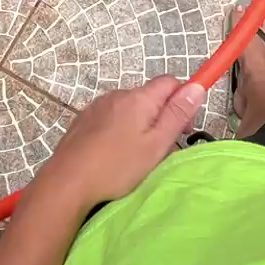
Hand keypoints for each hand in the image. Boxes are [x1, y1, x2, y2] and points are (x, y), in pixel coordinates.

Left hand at [30, 77, 206, 211]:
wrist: (67, 182)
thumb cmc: (117, 166)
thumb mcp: (156, 145)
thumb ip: (177, 115)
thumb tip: (197, 87)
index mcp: (139, 98)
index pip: (171, 82)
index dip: (183, 100)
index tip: (185, 129)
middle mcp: (118, 94)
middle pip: (151, 96)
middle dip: (162, 117)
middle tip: (162, 149)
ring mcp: (98, 106)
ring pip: (131, 109)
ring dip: (141, 125)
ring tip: (137, 157)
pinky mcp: (84, 120)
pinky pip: (112, 118)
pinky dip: (120, 130)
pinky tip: (115, 155)